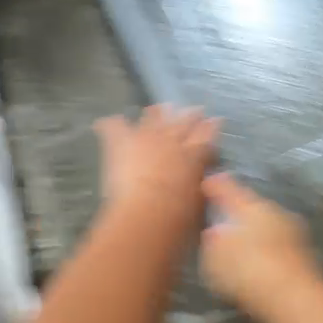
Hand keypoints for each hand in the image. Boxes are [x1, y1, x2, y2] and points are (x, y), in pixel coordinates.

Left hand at [95, 105, 221, 211]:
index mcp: (195, 154)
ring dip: (157, 113)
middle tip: (195, 109)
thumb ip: (202, 185)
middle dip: (190, 114)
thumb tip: (204, 181)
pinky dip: (110, 124)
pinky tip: (106, 122)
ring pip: (153, 116)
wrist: (148, 209)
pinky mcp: (122, 141)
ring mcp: (147, 136)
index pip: (208, 134)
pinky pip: (113, 125)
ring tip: (158, 109)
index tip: (216, 120)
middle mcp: (173, 139)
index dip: (212, 126)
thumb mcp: (200, 200)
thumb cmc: (179, 213)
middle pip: (183, 120)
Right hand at [200, 174, 322, 312]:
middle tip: (224, 221)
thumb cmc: (247, 269)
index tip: (207, 182)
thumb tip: (215, 232)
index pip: (230, 190)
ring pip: (269, 228)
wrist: (294, 297)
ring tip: (240, 248)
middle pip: (253, 208)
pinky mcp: (304, 257)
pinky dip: (267, 253)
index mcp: (252, 205)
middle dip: (239, 214)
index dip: (217, 186)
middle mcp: (276, 212)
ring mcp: (294, 234)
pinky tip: (259, 265)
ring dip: (256, 235)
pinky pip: (277, 249)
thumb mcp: (216, 255)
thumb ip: (213, 241)